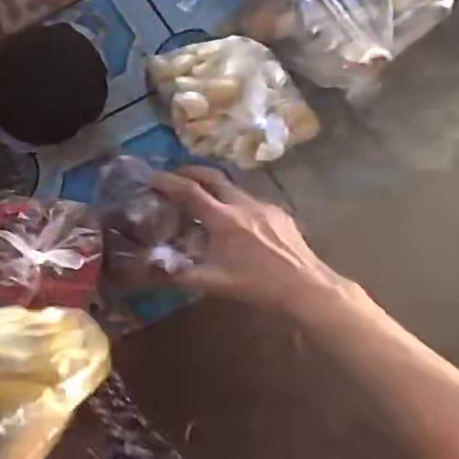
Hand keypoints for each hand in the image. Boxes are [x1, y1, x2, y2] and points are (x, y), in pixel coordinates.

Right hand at [149, 166, 353, 318]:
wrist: (309, 287)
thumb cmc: (258, 285)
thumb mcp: (214, 283)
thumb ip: (179, 274)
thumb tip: (150, 268)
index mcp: (223, 219)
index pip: (189, 191)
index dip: (167, 181)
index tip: (151, 177)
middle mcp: (242, 204)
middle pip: (212, 176)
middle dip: (190, 171)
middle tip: (174, 174)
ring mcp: (264, 206)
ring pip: (232, 187)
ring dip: (213, 186)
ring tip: (202, 197)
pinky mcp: (279, 212)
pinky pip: (250, 200)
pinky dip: (233, 201)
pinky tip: (234, 219)